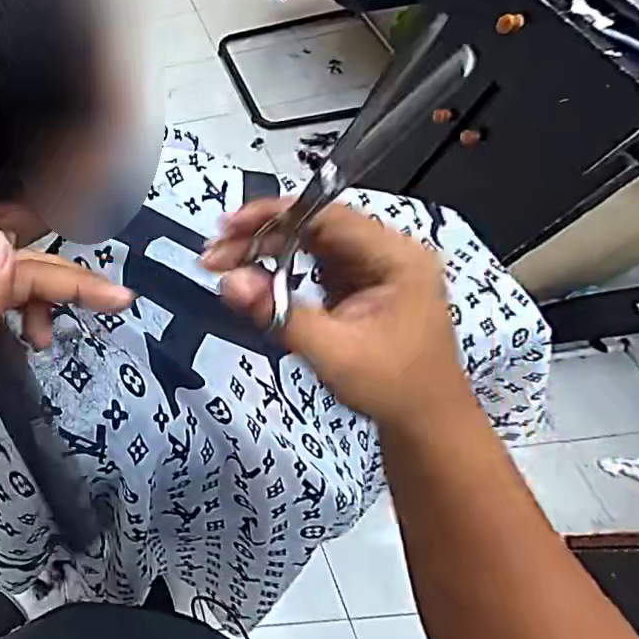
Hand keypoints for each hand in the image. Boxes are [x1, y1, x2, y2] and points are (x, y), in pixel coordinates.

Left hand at [0, 229, 133, 482]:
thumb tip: (0, 240)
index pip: (20, 271)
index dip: (73, 280)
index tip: (120, 299)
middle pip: (17, 272)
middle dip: (69, 283)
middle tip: (116, 304)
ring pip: (9, 289)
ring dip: (45, 301)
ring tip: (54, 340)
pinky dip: (24, 318)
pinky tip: (30, 340)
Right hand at [201, 198, 472, 429]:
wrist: (425, 422)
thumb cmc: (390, 388)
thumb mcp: (332, 352)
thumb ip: (278, 314)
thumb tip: (228, 282)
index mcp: (395, 257)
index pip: (325, 216)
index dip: (271, 216)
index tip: (227, 229)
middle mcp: (386, 250)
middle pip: (312, 224)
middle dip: (258, 235)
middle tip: (213, 255)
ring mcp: (372, 265)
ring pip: (307, 240)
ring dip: (263, 248)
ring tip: (222, 262)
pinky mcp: (358, 281)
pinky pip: (310, 260)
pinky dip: (277, 264)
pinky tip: (251, 275)